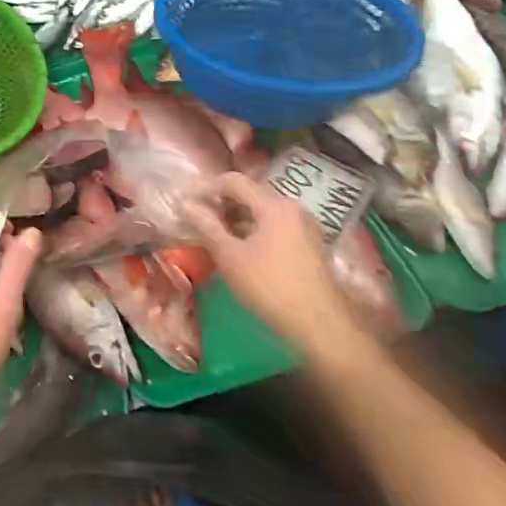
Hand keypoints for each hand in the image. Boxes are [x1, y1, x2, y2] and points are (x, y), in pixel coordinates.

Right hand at [182, 172, 371, 356]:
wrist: (319, 324)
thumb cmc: (269, 286)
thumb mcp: (230, 256)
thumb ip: (207, 226)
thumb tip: (186, 204)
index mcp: (274, 205)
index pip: (234, 181)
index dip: (206, 187)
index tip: (187, 203)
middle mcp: (292, 208)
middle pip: (250, 194)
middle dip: (221, 204)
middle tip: (198, 219)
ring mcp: (305, 226)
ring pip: (263, 211)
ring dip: (237, 218)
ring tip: (216, 236)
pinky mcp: (309, 244)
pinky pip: (276, 226)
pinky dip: (254, 230)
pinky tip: (241, 250)